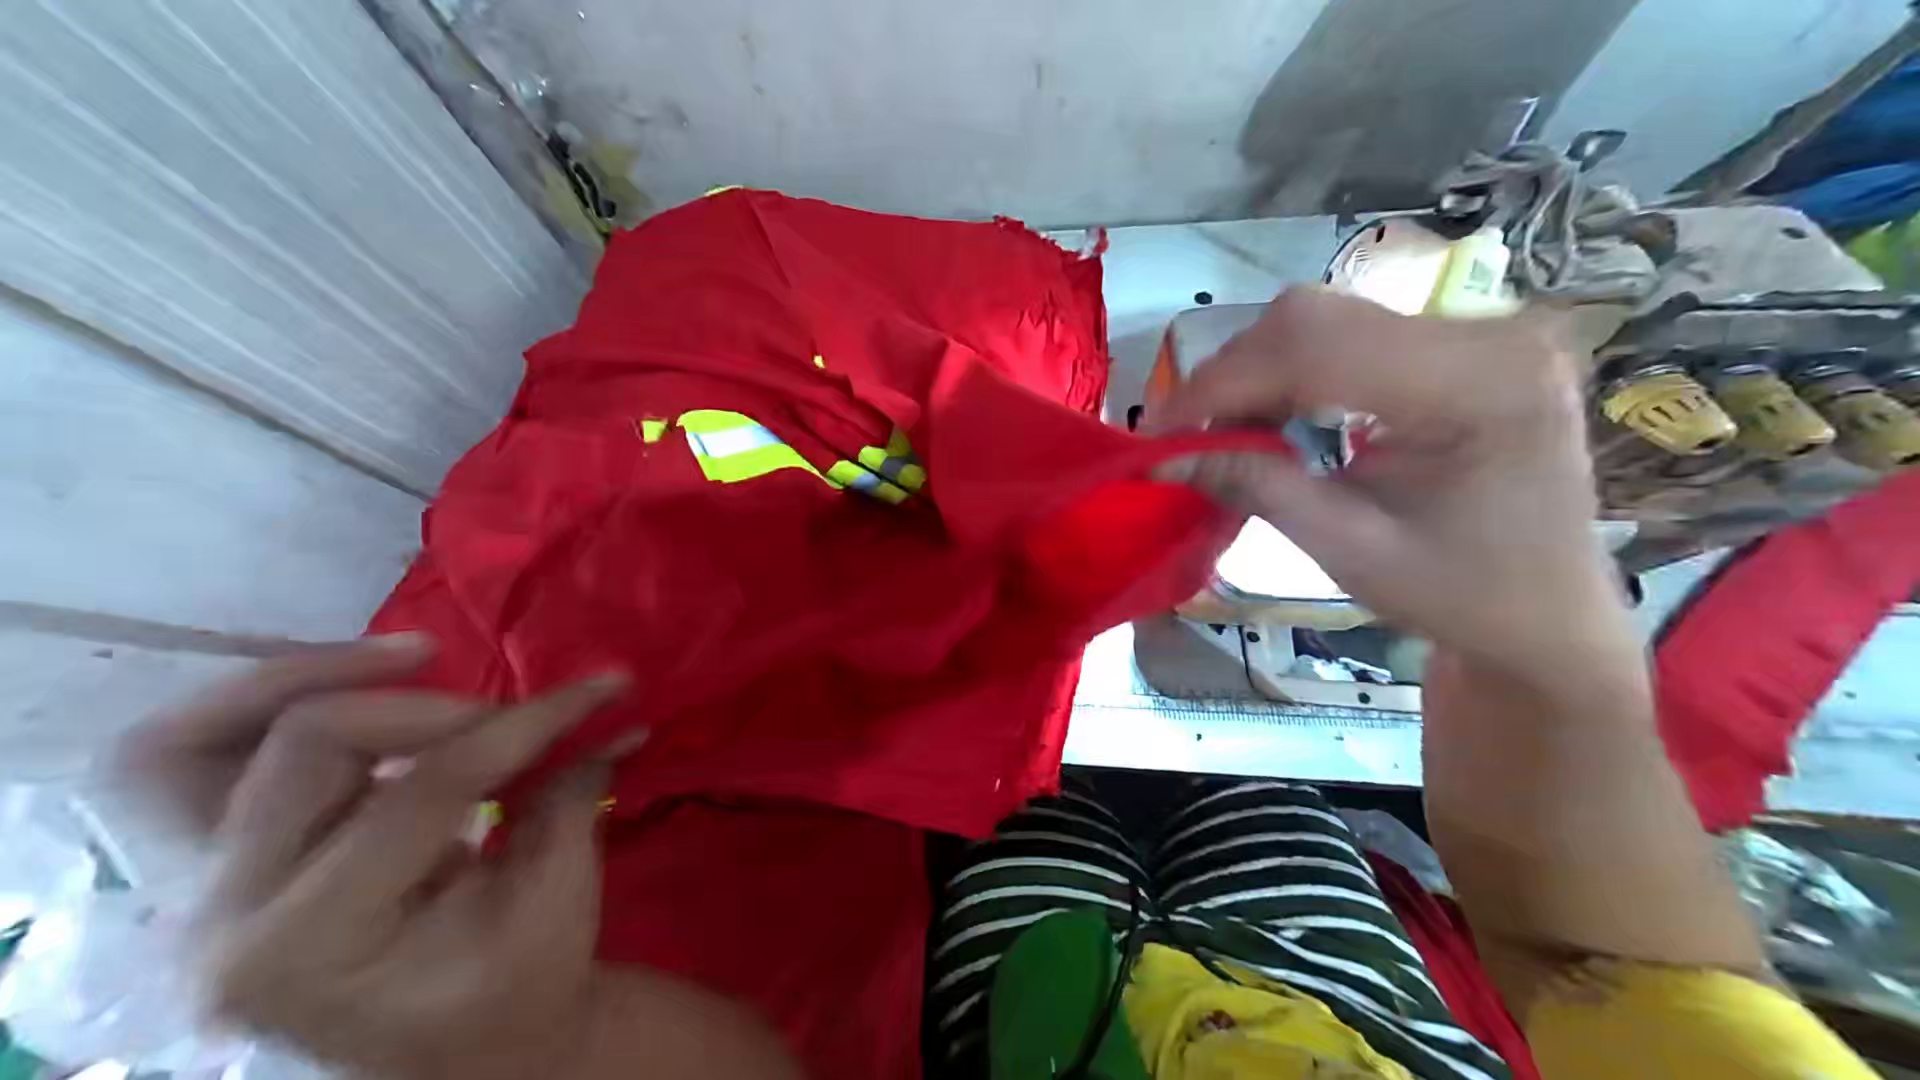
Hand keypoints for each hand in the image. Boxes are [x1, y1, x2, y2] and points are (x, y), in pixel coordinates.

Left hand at [113, 635, 627, 1079]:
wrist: (454, 1051)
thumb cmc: (514, 985)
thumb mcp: (559, 897)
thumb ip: (576, 791)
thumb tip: (622, 708)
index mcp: (311, 948)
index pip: (430, 787)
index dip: (530, 723)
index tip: (605, 687)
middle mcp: (219, 918)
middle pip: (305, 746)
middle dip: (431, 705)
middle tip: (501, 709)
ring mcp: (191, 892)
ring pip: (181, 747)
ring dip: (302, 678)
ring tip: (411, 654)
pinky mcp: (204, 867)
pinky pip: (180, 762)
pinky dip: (256, 706)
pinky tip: (353, 690)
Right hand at [1153, 288, 1636, 685]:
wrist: (1544, 618)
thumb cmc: (1459, 596)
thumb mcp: (1347, 547)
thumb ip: (1254, 487)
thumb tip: (1163, 459)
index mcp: (1478, 384)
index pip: (1314, 351)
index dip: (1219, 386)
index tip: (1157, 433)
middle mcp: (1485, 334)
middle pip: (1313, 319)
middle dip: (1230, 376)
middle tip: (1184, 436)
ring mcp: (1476, 333)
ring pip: (1320, 321)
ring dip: (1252, 374)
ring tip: (1221, 433)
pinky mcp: (1456, 348)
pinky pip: (1344, 339)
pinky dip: (1286, 376)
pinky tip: (1268, 418)